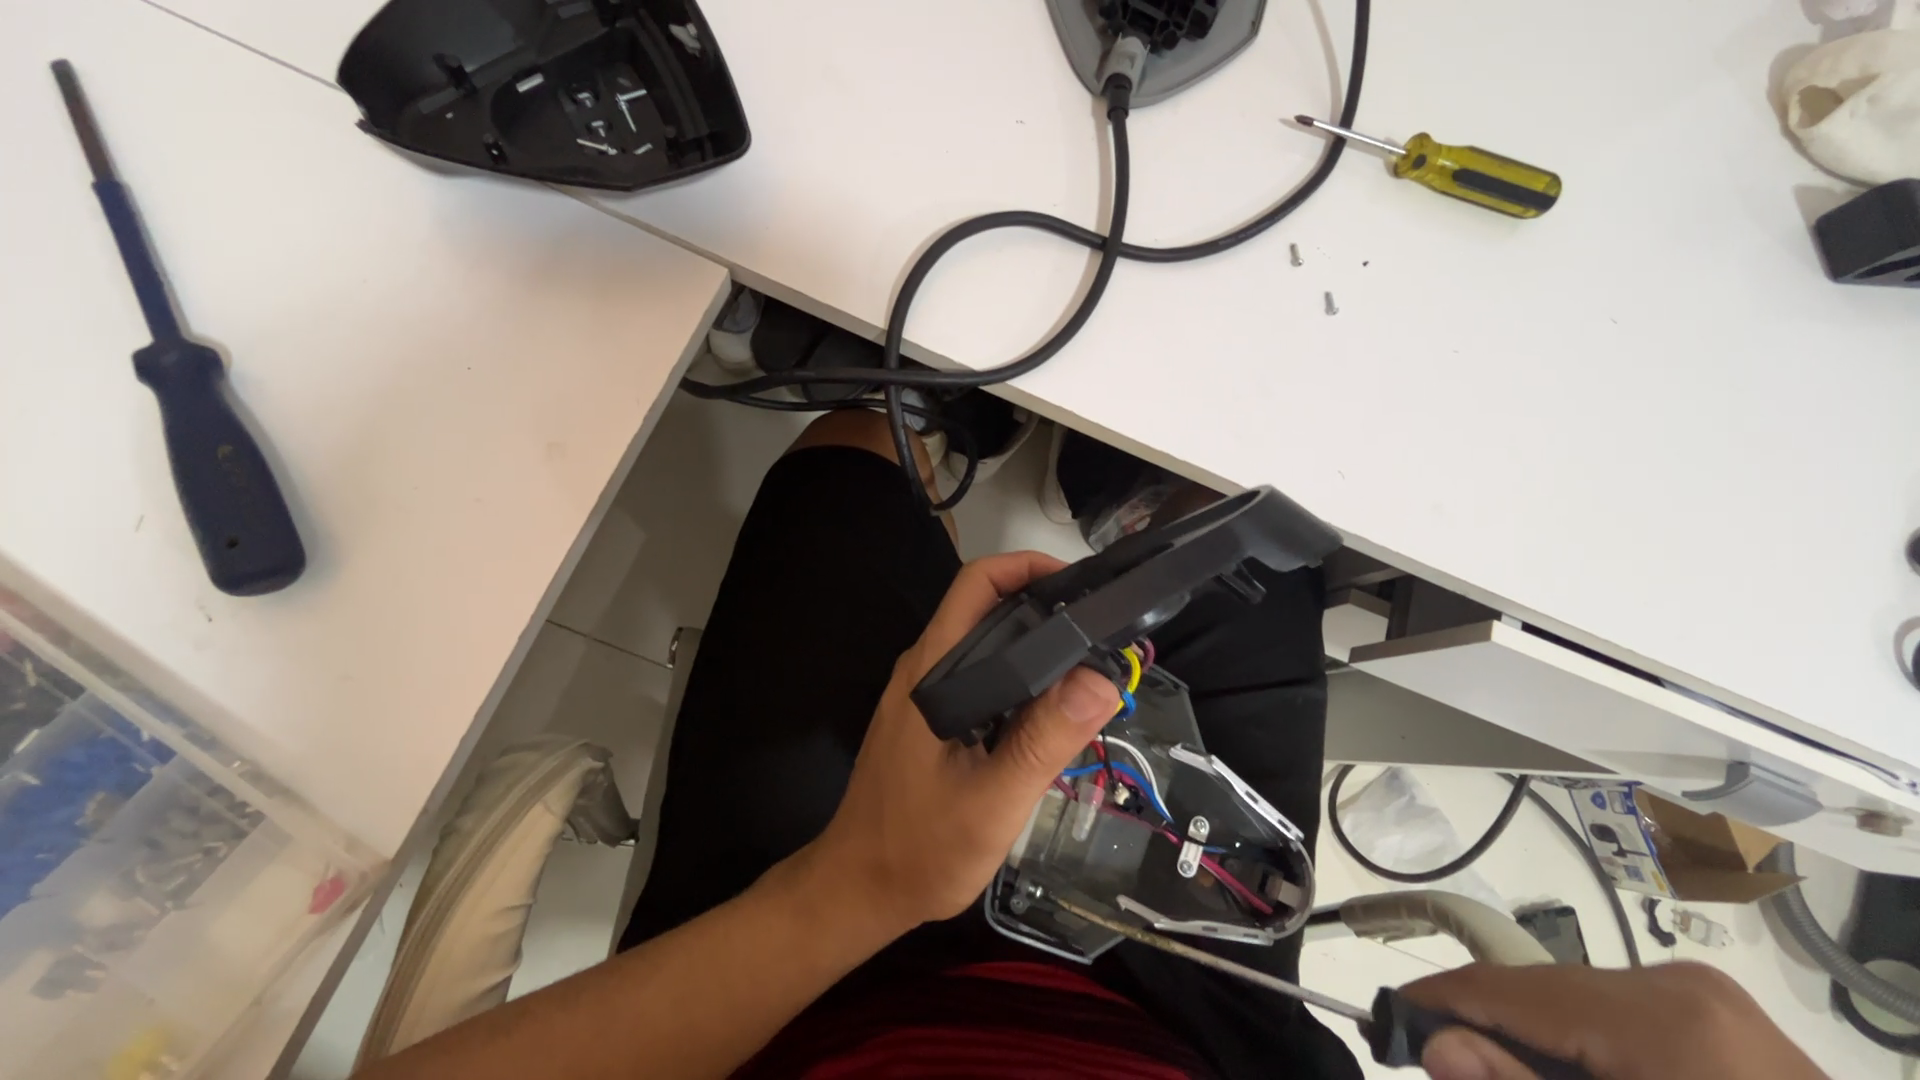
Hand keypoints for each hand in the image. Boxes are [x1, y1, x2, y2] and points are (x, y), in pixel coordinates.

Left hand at [802, 551, 1119, 932]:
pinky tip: (1054, 708)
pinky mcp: (931, 719)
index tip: (1084, 587)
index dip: (1029, 569)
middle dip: (1045, 606)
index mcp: (932, 671)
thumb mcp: (993, 802)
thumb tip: (1100, 680)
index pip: (978, 586)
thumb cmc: (920, 849)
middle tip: (1103, 631)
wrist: (860, 889)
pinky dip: (1022, 680)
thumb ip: (1044, 740)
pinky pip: (982, 679)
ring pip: (986, 646)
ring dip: (1036, 646)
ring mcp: (925, 694)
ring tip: (1091, 665)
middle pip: (986, 608)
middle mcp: (925, 669)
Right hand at [1403, 962, 1829, 1079]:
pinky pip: (1615, 1011)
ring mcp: (1705, 995)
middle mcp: (1678, 985)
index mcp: (1660, 1017)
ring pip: (1573, 997)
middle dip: (1486, 1024)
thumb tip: (1436, 1044)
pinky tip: (1571, 1075)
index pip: (1511, 987)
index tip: (1385, 1022)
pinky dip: (1579, 1042)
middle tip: (1444, 1063)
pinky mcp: (1718, 1013)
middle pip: (1540, 989)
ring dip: (1532, 1036)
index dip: (1439, 1000)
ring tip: (1508, 1071)